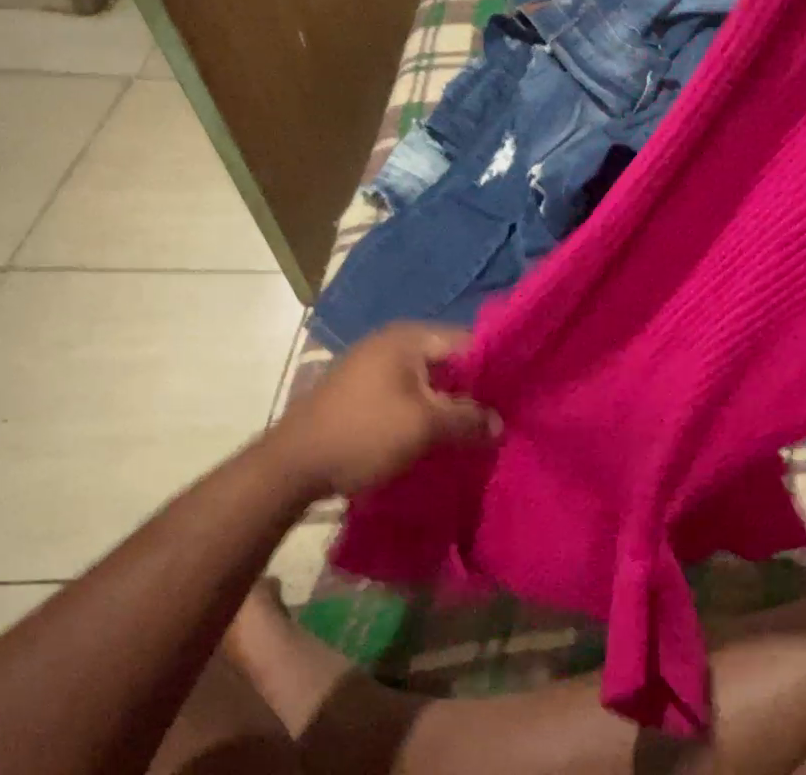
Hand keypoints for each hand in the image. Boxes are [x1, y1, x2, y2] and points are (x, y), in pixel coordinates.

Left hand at [259, 323, 497, 497]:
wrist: (290, 467)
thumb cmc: (363, 434)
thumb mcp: (425, 427)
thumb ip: (469, 420)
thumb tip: (500, 424)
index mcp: (408, 337)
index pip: (469, 341)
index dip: (495, 369)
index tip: (515, 397)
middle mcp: (391, 342)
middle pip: (449, 361)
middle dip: (473, 390)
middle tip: (498, 418)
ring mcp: (373, 366)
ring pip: (429, 382)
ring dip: (449, 405)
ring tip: (473, 432)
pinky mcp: (362, 393)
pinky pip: (408, 395)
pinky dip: (425, 413)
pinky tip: (438, 437)